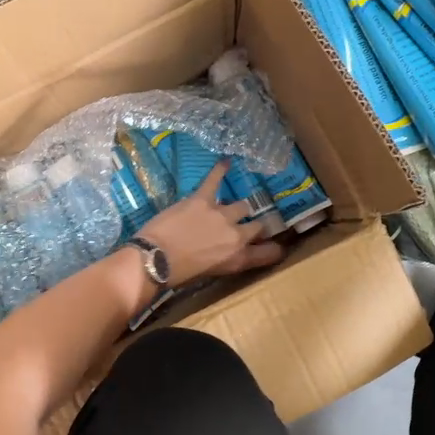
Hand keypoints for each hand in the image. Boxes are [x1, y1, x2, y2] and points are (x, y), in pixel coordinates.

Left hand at [136, 160, 286, 286]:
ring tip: (231, 206)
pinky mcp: (202, 199)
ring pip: (241, 205)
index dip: (273, 248)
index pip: (267, 253)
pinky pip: (214, 180)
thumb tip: (226, 249)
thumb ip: (225, 259)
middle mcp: (236, 235)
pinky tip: (225, 161)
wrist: (156, 258)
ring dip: (236, 207)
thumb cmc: (179, 273)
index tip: (277, 246)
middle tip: (246, 224)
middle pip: (256, 225)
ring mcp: (221, 214)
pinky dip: (219, 170)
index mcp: (238, 258)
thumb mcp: (210, 273)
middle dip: (252, 225)